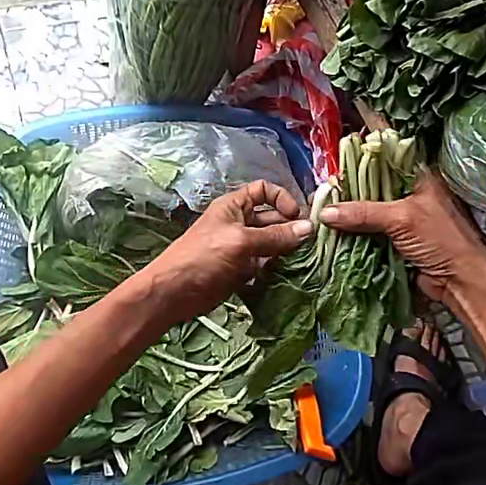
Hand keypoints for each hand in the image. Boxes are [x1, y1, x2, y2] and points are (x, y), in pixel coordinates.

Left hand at [137, 180, 312, 322]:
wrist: (174, 293)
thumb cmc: (203, 257)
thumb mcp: (241, 241)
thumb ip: (275, 236)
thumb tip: (309, 228)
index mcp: (234, 206)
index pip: (264, 190)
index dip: (282, 199)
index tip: (296, 216)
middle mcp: (240, 223)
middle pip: (273, 219)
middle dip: (291, 228)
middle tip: (312, 244)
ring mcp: (241, 248)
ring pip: (272, 244)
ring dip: (287, 250)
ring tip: (306, 261)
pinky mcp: (242, 270)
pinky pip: (266, 265)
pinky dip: (278, 269)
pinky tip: (292, 275)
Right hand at [320, 173, 485, 305]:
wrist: (461, 281)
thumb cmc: (442, 240)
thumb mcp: (401, 219)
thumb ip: (363, 213)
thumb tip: (325, 212)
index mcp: (420, 177)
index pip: (385, 160)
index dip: (360, 162)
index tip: (333, 167)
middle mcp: (411, 193)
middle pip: (373, 187)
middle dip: (349, 192)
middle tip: (323, 193)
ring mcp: (404, 218)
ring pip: (370, 211)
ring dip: (350, 215)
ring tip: (322, 212)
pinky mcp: (398, 239)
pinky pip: (371, 231)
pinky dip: (356, 233)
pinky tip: (336, 232)